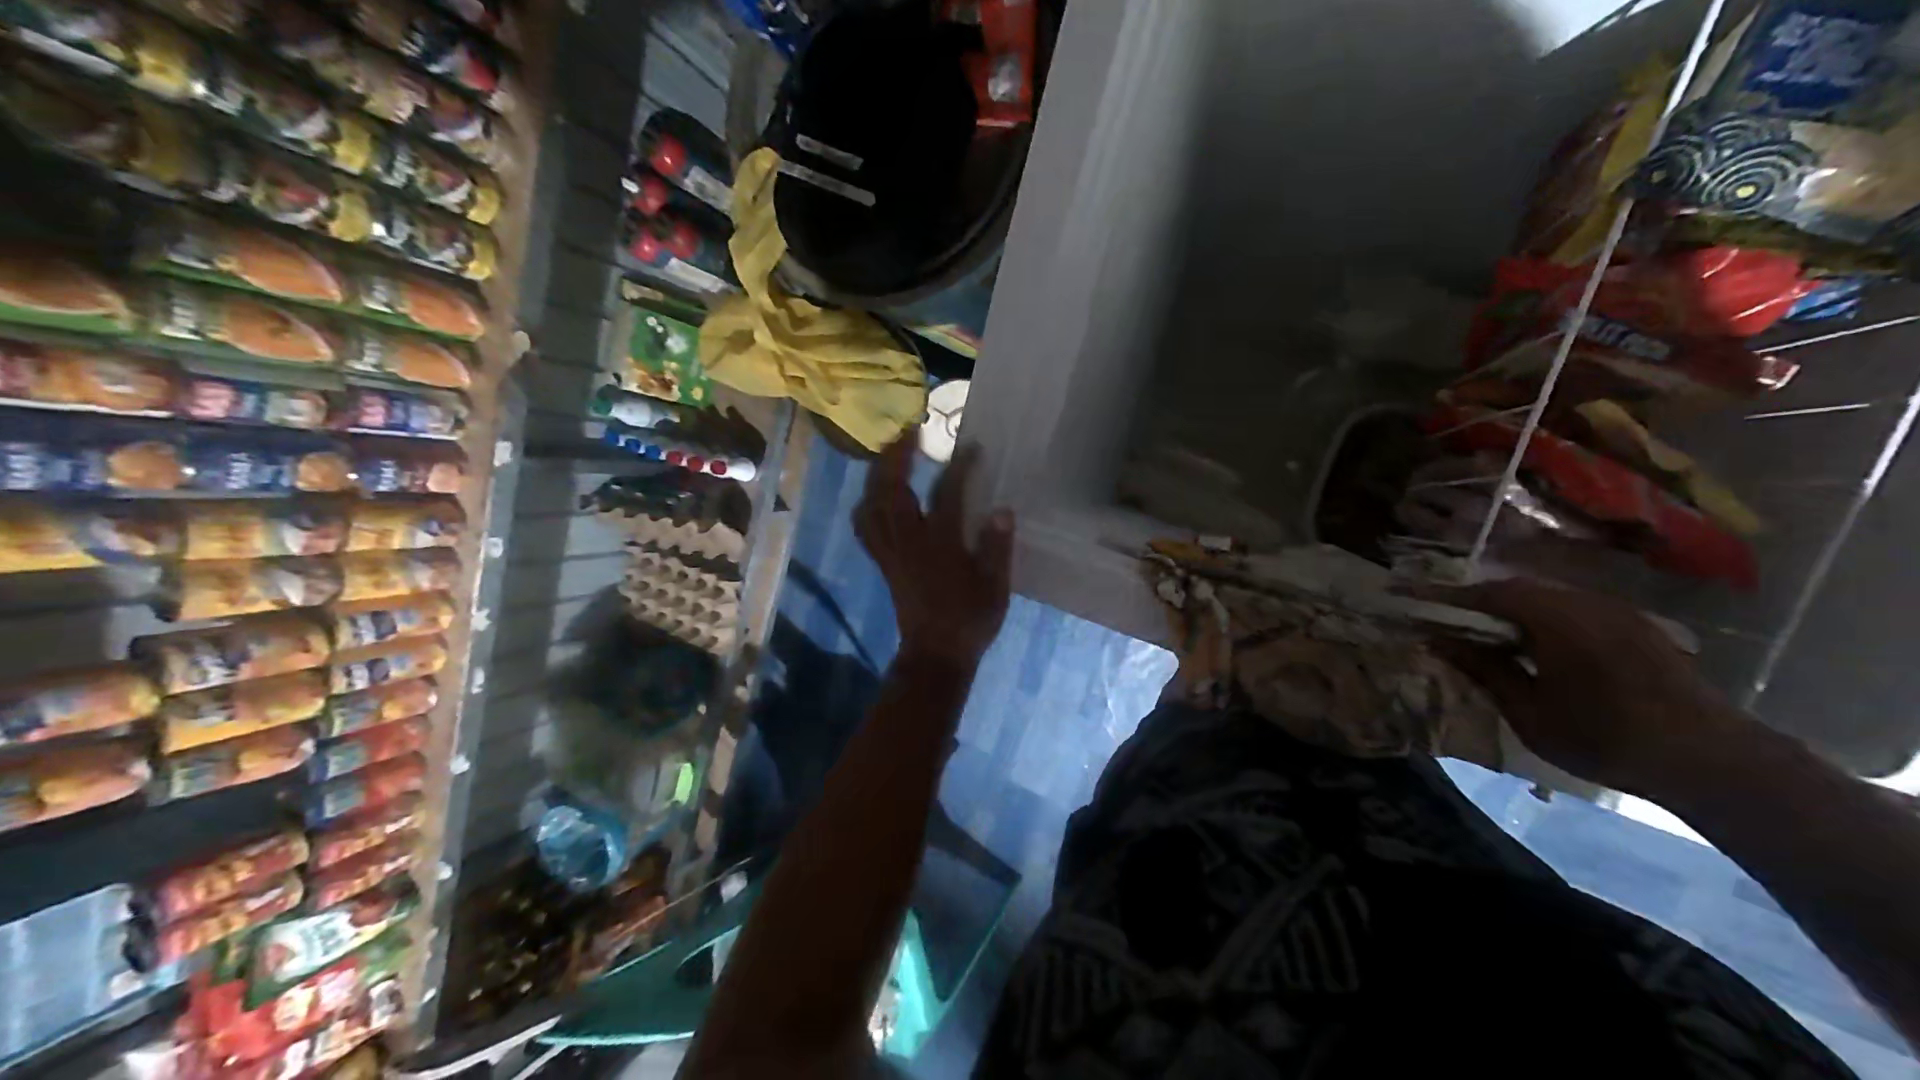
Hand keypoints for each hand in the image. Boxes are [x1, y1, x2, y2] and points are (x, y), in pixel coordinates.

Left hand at [855, 439, 1014, 667]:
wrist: (936, 653)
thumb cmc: (970, 619)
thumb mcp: (994, 586)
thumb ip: (997, 547)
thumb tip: (1002, 510)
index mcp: (940, 543)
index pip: (947, 493)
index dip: (959, 466)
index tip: (970, 446)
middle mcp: (908, 541)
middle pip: (892, 490)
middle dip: (897, 457)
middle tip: (908, 433)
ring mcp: (890, 551)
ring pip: (872, 505)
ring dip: (878, 476)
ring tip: (889, 457)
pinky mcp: (882, 562)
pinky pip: (866, 527)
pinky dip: (867, 505)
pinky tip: (875, 497)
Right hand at [1442, 579, 1754, 798]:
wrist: (1711, 760)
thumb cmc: (1606, 738)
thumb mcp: (1529, 712)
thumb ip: (1484, 670)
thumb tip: (1438, 642)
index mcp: (1556, 620)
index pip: (1486, 595)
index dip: (1445, 597)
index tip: (1412, 601)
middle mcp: (1585, 604)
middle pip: (1517, 590)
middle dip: (1476, 602)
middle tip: (1445, 621)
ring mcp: (1615, 612)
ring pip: (1546, 597)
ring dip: (1510, 610)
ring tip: (1484, 634)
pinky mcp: (1634, 626)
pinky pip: (1572, 608)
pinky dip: (1540, 617)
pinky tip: (1532, 644)